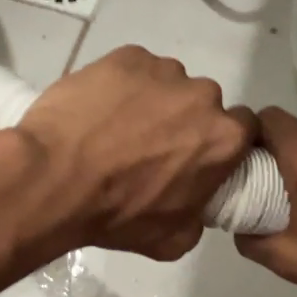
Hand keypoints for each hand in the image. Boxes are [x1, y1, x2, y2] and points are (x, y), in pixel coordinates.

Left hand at [16, 47, 255, 260]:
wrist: (53, 179)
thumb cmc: (116, 216)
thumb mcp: (172, 241)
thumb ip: (198, 215)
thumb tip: (195, 204)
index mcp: (224, 139)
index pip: (243, 130)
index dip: (220, 144)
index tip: (196, 157)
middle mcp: (202, 96)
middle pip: (203, 105)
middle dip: (183, 123)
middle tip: (147, 148)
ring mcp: (162, 71)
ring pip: (168, 84)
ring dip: (152, 102)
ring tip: (114, 128)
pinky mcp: (125, 56)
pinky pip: (134, 70)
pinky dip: (122, 86)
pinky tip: (97, 110)